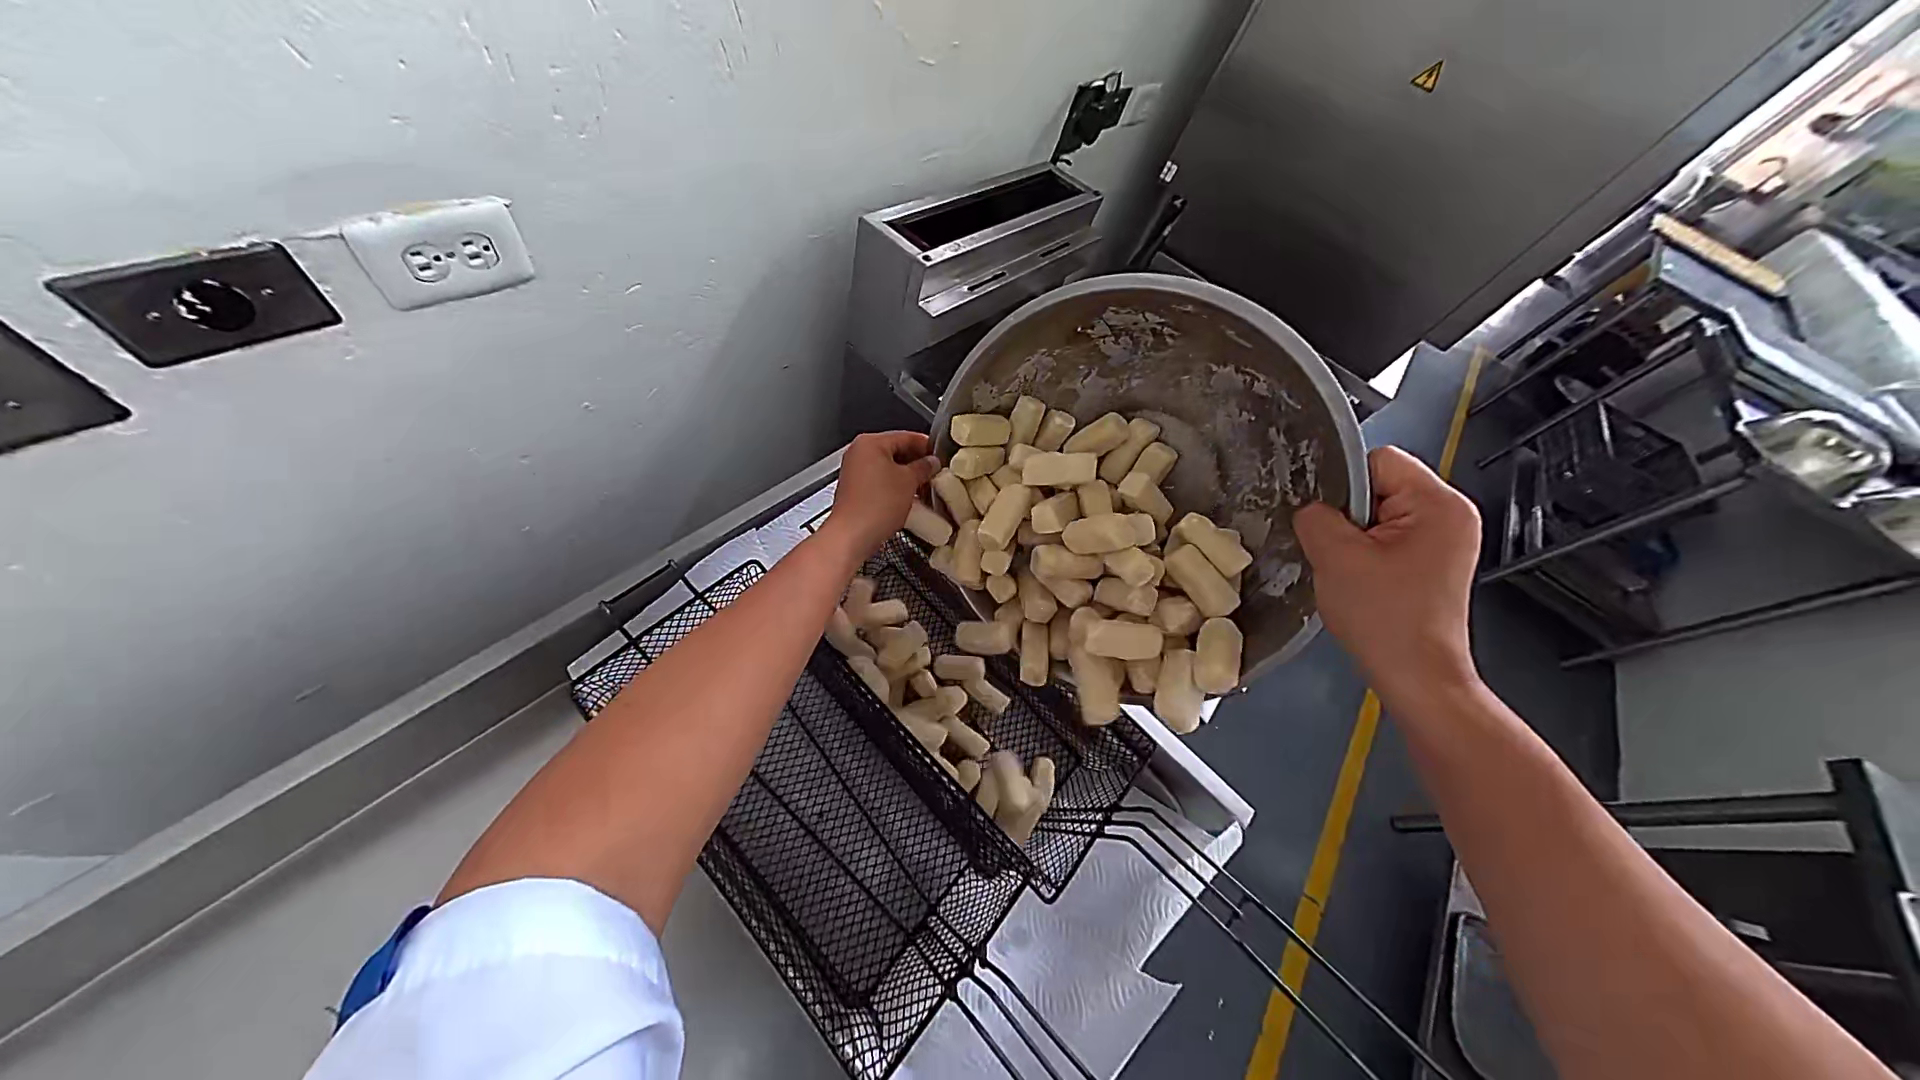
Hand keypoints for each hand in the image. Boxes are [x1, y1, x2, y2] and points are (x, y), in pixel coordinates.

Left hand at [824, 431, 940, 558]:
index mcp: (870, 443)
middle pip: (895, 451)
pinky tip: (909, 499)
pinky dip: (895, 488)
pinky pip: (880, 483)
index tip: (940, 455)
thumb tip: (931, 463)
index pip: (905, 436)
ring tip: (925, 488)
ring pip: (888, 468)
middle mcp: (858, 454)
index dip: (926, 446)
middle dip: (917, 463)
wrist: (853, 535)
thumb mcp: (909, 481)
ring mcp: (855, 473)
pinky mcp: (856, 491)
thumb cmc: (875, 506)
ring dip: (907, 478)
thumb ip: (923, 467)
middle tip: (935, 473)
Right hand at [1294, 446, 1482, 703]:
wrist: (1416, 676)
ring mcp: (1445, 539)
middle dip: (1349, 513)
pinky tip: (1359, 576)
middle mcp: (1452, 514)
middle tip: (1338, 550)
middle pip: (1380, 484)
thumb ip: (1316, 516)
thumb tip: (1311, 507)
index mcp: (1439, 504)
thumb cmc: (1384, 618)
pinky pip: (1388, 536)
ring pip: (1380, 512)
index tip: (1331, 521)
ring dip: (1355, 535)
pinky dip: (1366, 551)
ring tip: (1349, 567)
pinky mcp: (1433, 560)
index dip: (1343, 484)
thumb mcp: (1336, 557)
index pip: (1379, 459)